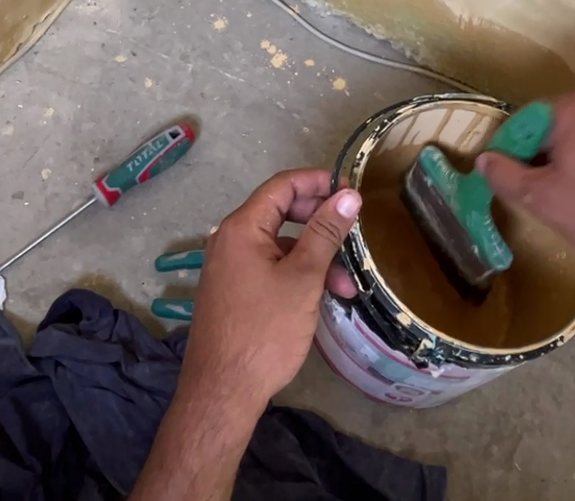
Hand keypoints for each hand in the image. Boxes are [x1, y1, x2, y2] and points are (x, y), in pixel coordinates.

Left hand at [177, 168, 360, 411]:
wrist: (222, 393)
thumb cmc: (265, 330)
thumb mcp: (303, 278)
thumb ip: (325, 232)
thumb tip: (348, 195)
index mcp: (242, 227)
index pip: (282, 185)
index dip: (318, 182)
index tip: (350, 192)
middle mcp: (230, 239)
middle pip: (281, 211)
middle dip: (320, 221)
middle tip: (352, 230)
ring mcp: (231, 266)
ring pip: (280, 244)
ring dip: (314, 255)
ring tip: (347, 284)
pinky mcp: (235, 290)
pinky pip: (271, 266)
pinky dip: (298, 274)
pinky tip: (323, 297)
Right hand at [477, 89, 574, 272]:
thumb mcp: (544, 198)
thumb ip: (505, 175)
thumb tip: (483, 159)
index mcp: (573, 105)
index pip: (521, 121)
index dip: (508, 153)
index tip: (507, 183)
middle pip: (548, 126)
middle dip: (536, 158)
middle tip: (535, 195)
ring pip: (574, 137)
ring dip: (561, 163)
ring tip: (564, 199)